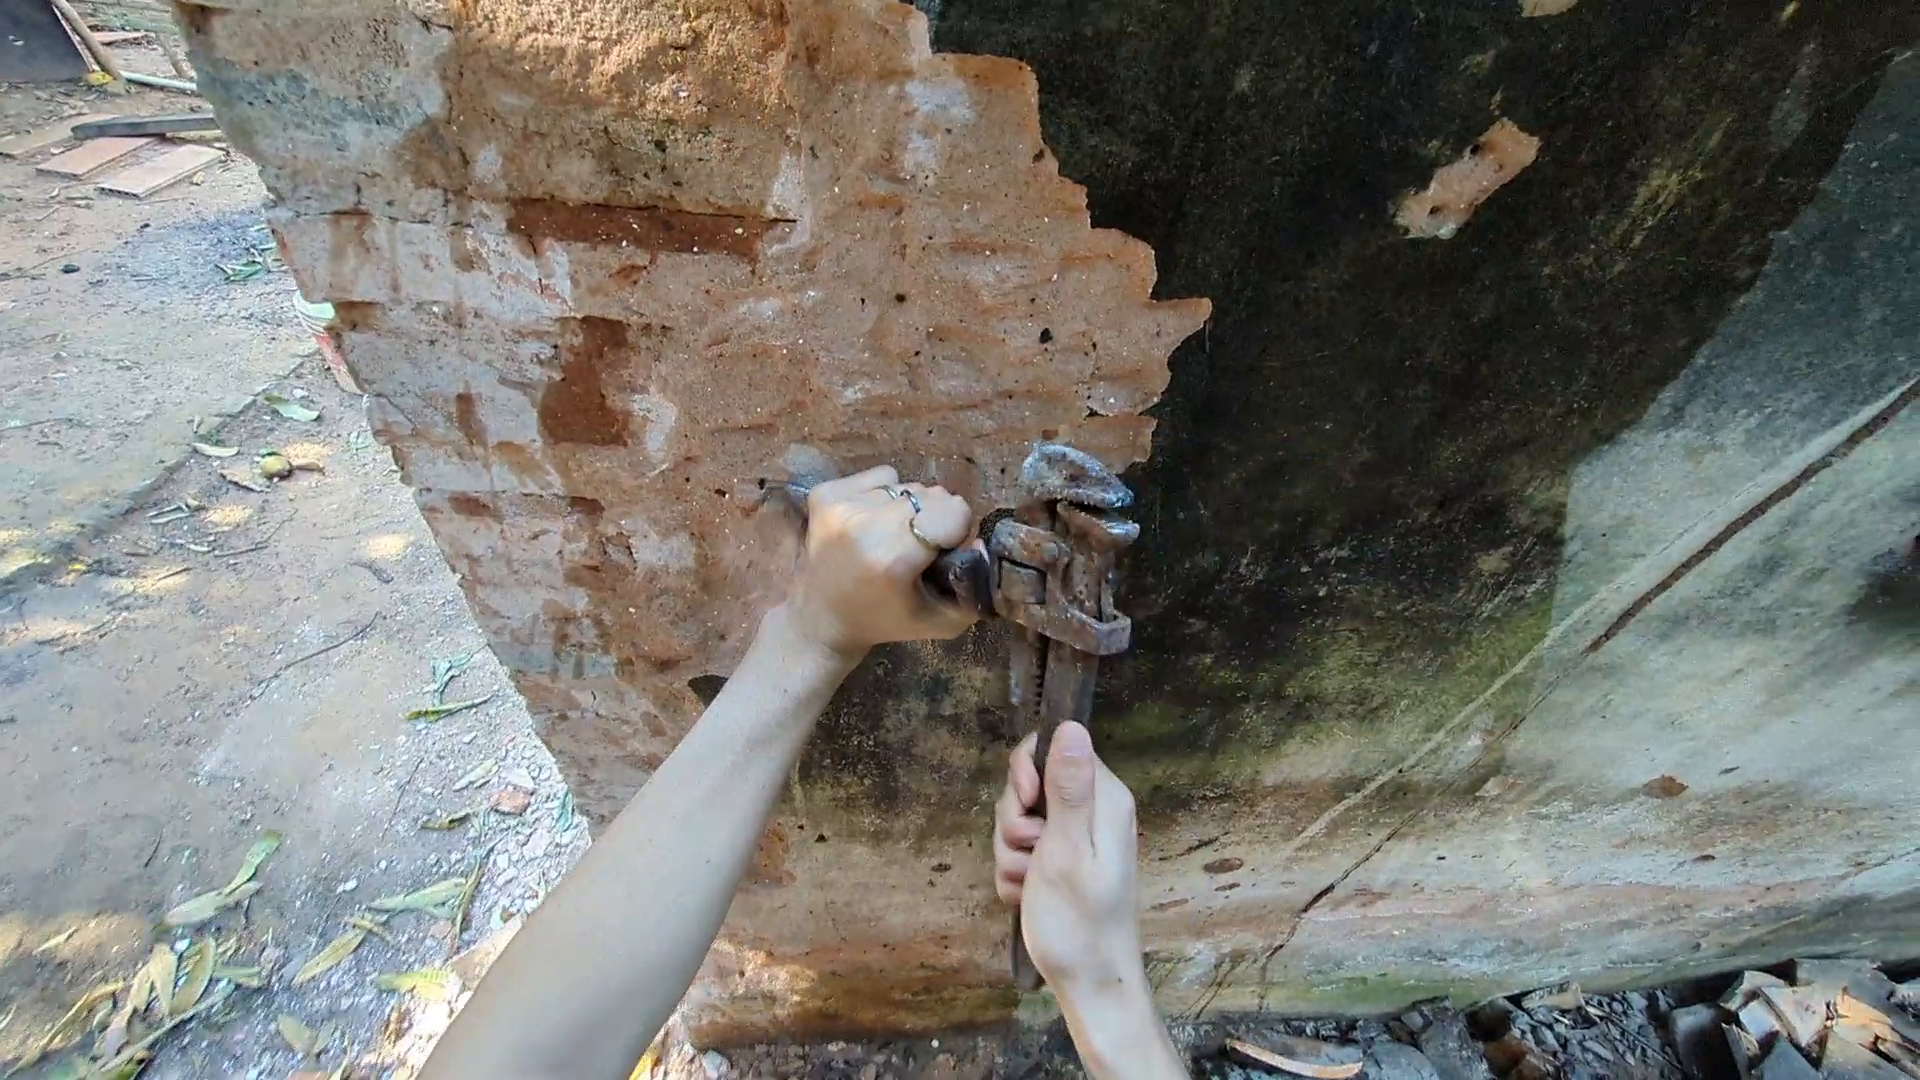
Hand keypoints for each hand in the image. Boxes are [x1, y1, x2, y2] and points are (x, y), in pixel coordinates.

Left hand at [783, 465, 980, 661]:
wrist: (822, 618)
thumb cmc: (886, 621)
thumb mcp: (941, 621)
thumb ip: (974, 586)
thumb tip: (979, 543)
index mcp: (893, 558)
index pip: (953, 510)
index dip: (958, 530)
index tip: (944, 552)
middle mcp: (864, 524)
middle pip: (931, 494)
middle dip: (934, 518)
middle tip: (918, 547)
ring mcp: (841, 505)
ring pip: (907, 485)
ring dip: (909, 509)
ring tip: (892, 537)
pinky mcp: (825, 492)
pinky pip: (881, 477)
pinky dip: (885, 495)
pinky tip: (873, 524)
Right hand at [994, 722, 1143, 999]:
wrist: (1088, 985)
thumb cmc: (1080, 922)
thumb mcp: (1067, 850)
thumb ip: (1068, 787)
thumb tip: (1072, 724)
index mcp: (1103, 797)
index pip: (1053, 744)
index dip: (1027, 769)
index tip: (1025, 804)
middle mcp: (1090, 808)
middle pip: (1028, 781)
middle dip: (1015, 819)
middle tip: (1030, 853)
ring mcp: (1073, 834)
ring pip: (1017, 816)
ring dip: (1012, 851)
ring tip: (1029, 882)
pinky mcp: (1056, 857)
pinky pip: (1018, 846)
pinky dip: (1014, 870)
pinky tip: (1025, 894)